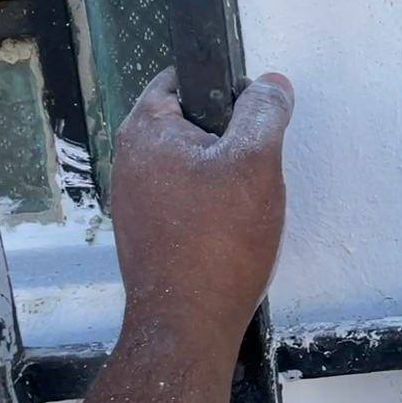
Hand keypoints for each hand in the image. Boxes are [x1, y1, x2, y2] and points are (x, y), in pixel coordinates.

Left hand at [112, 67, 293, 351]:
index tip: (255, 119)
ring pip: (189, 169)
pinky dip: (209, 211)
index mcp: (146, 130)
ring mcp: (134, 200)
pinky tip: (230, 235)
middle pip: (190, 127)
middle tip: (258, 171)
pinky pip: (184, 204)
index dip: (225, 89)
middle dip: (229, 142)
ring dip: (222, 180)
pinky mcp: (146, 234)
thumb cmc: (220, 241)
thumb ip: (264, 114)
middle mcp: (130, 160)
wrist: (188, 322)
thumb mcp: (255, 164)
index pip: (183, 79)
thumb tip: (271, 83)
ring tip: (247, 209)